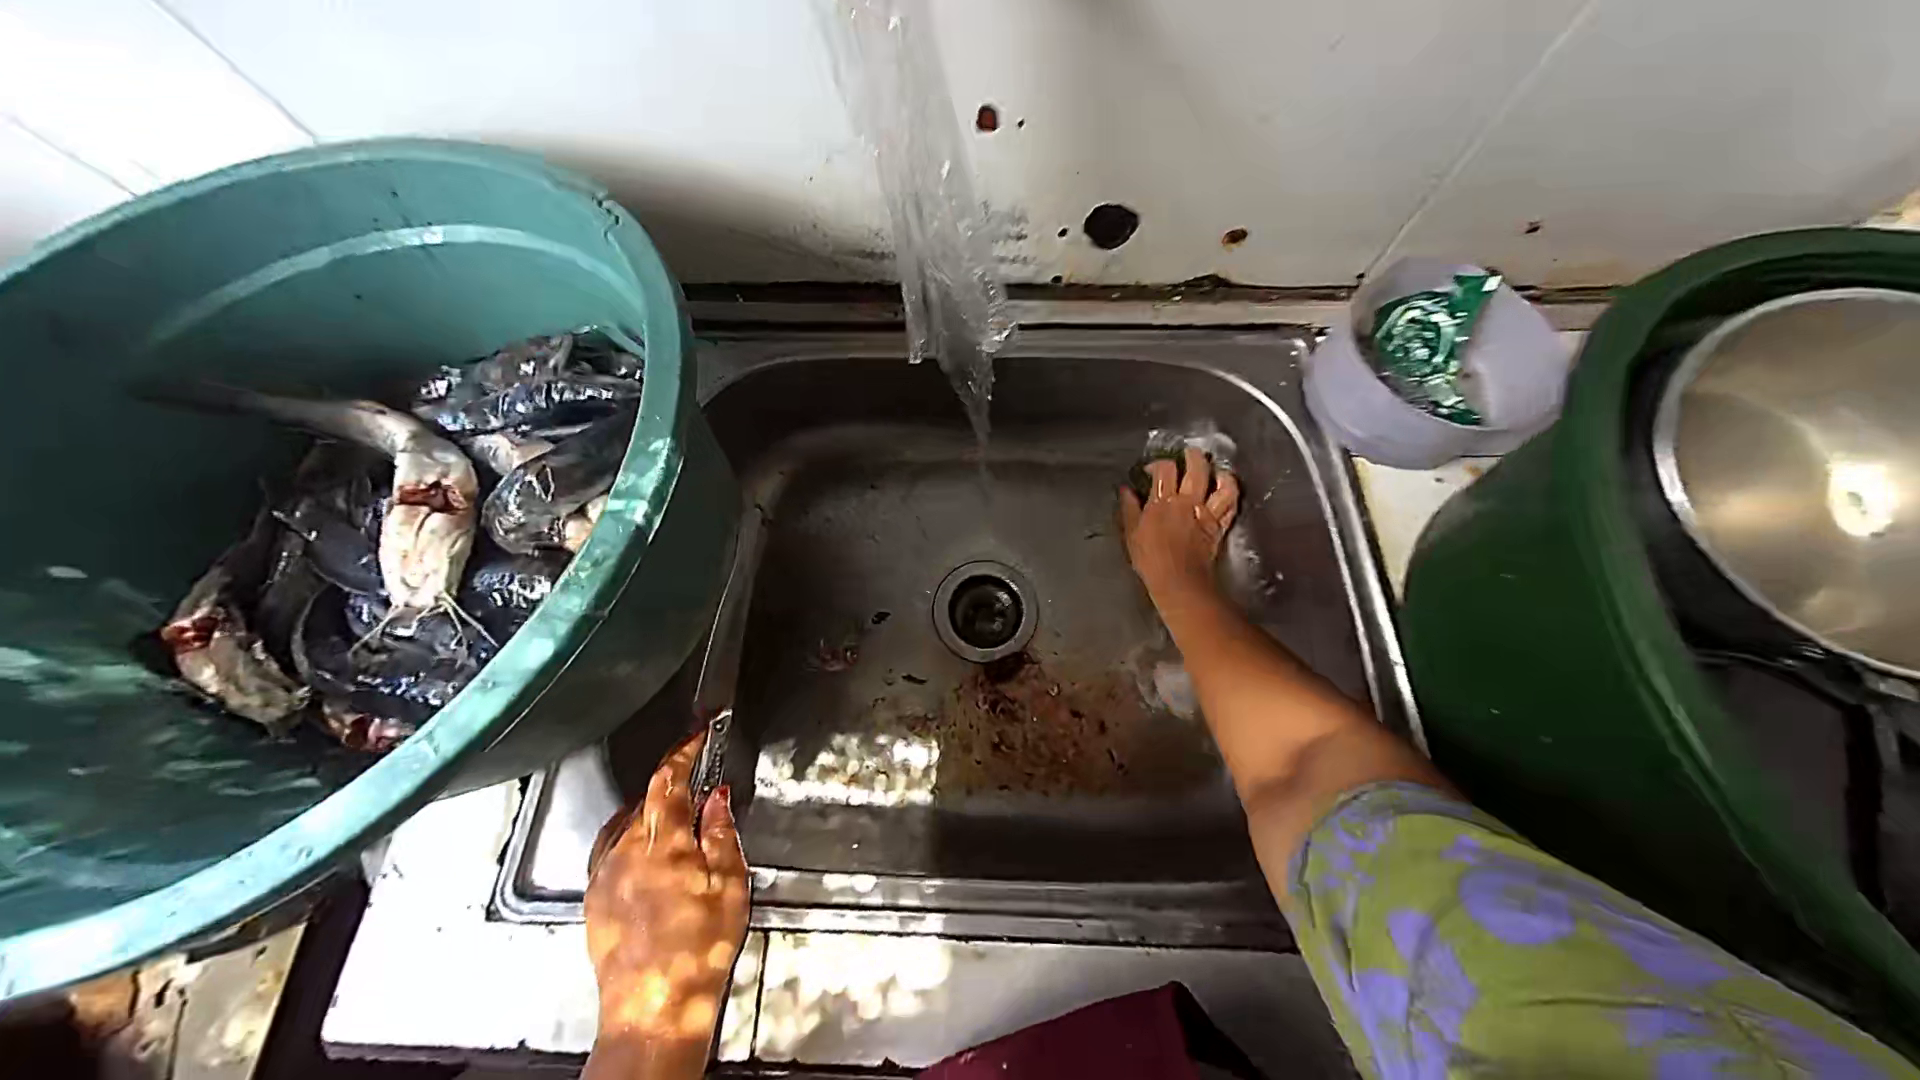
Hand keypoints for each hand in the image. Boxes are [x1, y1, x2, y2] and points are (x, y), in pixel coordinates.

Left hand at [584, 733, 747, 1074]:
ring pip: (625, 821)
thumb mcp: (729, 885)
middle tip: (698, 780)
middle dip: (671, 781)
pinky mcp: (593, 897)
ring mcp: (603, 875)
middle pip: (645, 798)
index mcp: (662, 846)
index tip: (697, 734)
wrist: (655, 1009)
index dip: (682, 751)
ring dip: (652, 808)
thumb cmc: (699, 950)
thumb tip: (716, 796)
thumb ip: (721, 833)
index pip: (667, 781)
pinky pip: (609, 847)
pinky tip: (649, 848)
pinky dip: (631, 833)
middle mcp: (624, 854)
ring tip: (679, 815)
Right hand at [1118, 445, 1239, 603]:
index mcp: (1162, 502)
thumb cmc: (1150, 559)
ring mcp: (1205, 513)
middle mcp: (1186, 502)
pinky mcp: (1218, 526)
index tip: (1151, 470)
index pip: (1164, 470)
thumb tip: (1126, 490)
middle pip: (1196, 469)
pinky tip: (1226, 489)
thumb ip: (1129, 508)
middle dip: (1193, 456)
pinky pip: (1230, 505)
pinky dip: (1231, 493)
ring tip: (1215, 469)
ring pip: (1221, 484)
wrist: (1177, 581)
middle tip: (1188, 454)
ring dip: (1220, 472)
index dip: (1157, 464)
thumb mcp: (1131, 533)